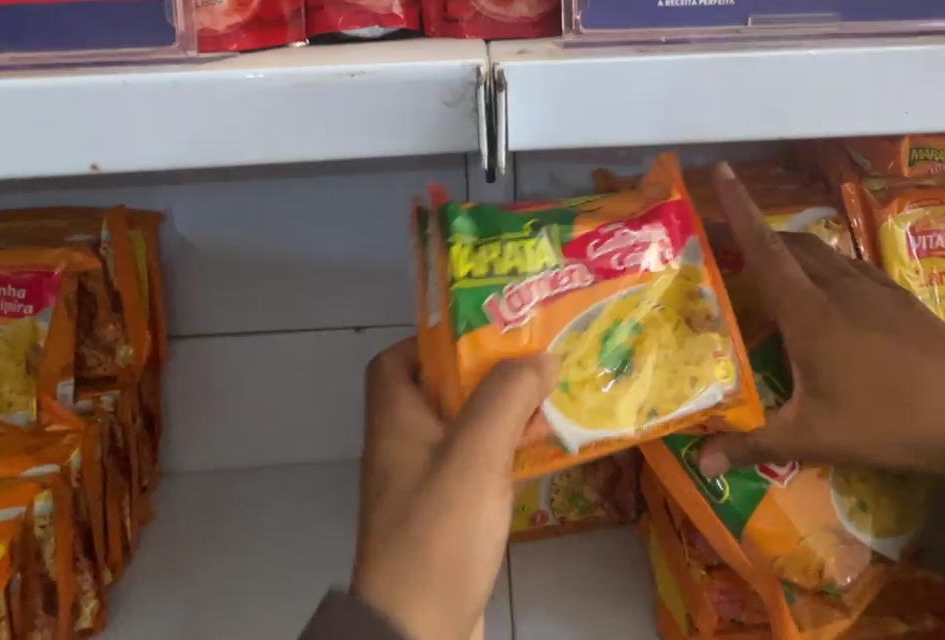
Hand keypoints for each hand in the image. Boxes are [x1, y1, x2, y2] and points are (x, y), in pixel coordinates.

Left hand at [352, 339, 556, 639]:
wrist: (417, 635)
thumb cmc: (437, 532)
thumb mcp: (474, 453)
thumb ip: (506, 397)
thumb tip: (541, 356)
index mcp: (395, 421)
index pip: (397, 359)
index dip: (434, 341)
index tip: (483, 335)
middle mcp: (403, 447)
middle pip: (439, 391)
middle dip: (486, 374)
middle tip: (532, 360)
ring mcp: (424, 486)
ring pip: (464, 431)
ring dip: (503, 413)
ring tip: (550, 398)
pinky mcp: (446, 519)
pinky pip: (478, 469)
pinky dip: (507, 454)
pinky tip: (543, 453)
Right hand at [696, 163, 944, 477]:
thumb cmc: (885, 422)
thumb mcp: (813, 438)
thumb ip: (752, 444)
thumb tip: (700, 464)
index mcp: (807, 310)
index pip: (763, 248)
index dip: (737, 208)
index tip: (720, 171)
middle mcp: (836, 286)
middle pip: (788, 243)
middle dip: (756, 233)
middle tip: (729, 244)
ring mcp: (871, 286)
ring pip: (819, 251)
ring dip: (790, 249)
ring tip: (772, 269)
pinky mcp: (897, 296)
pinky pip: (847, 265)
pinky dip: (823, 265)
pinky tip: (827, 294)